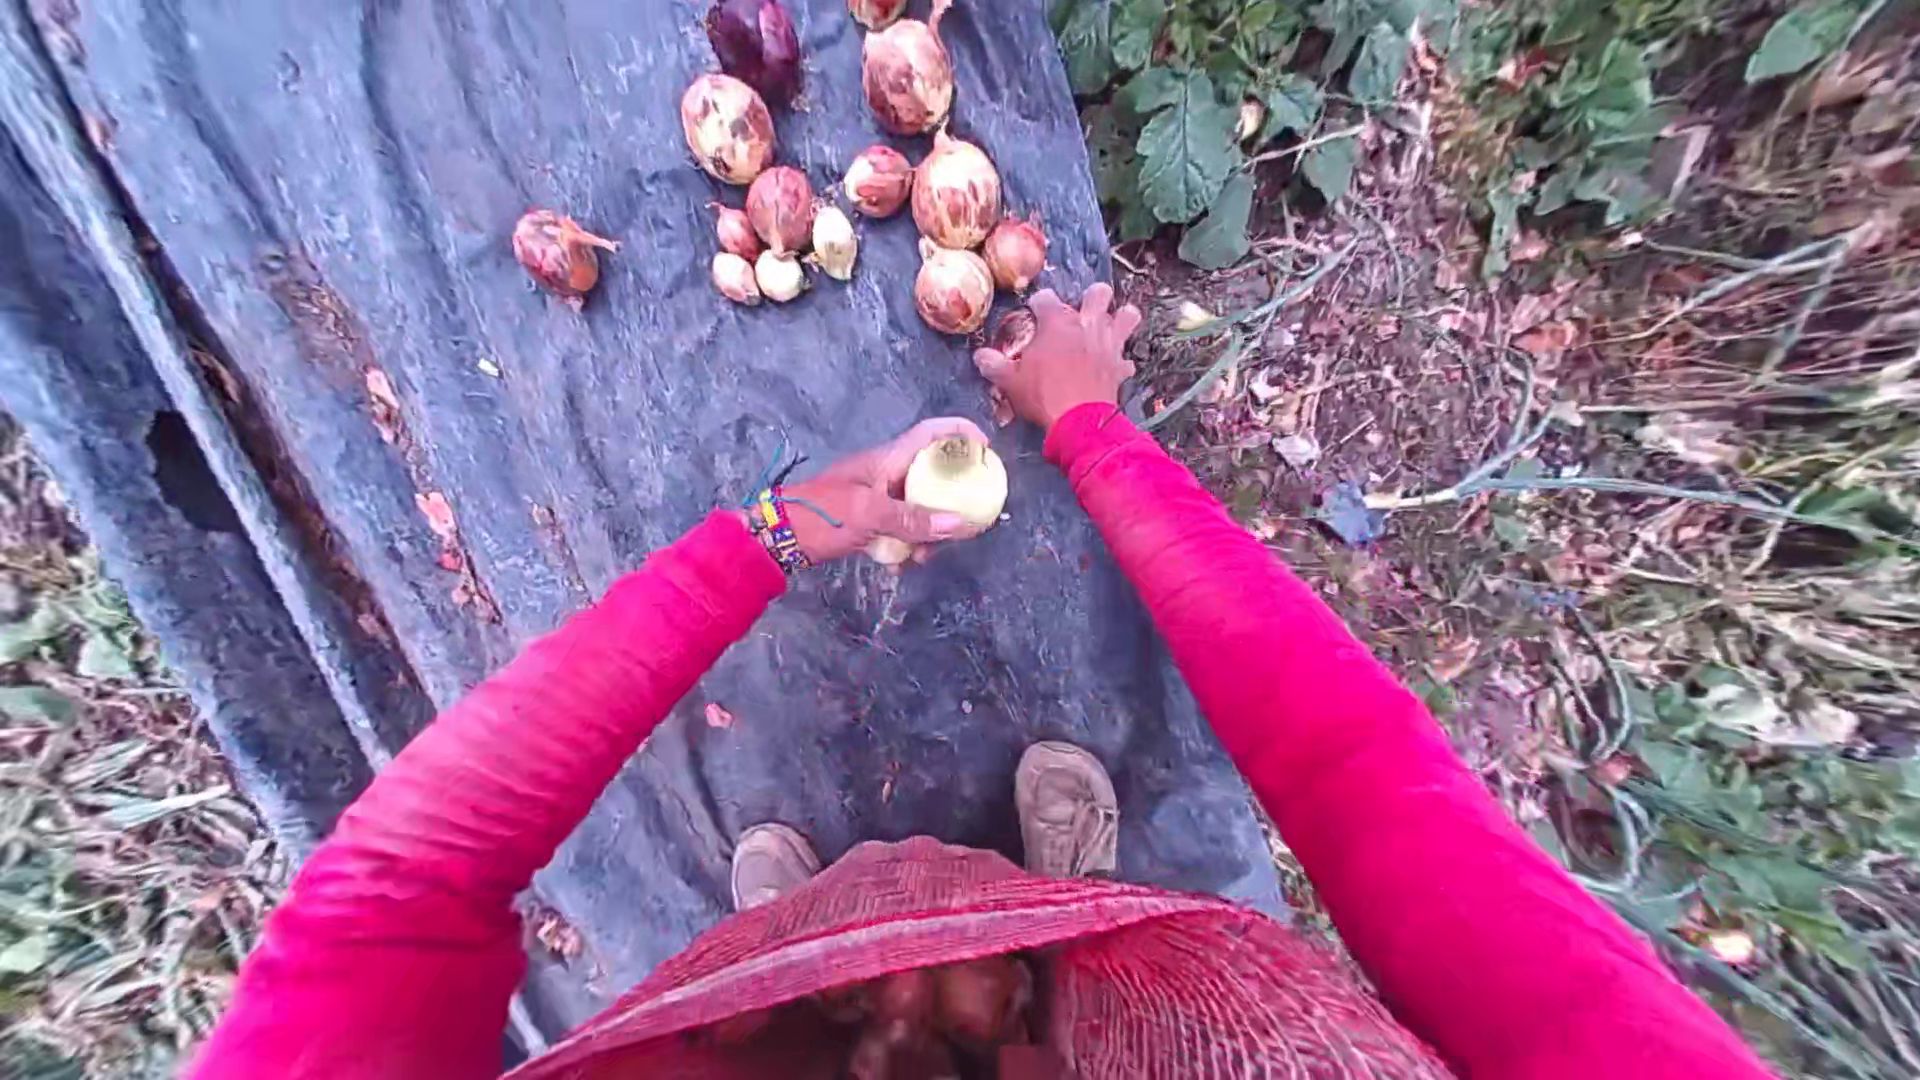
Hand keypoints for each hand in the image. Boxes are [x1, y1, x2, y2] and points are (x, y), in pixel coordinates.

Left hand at [776, 418, 991, 563]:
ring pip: (919, 507)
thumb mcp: (869, 516)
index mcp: (888, 459)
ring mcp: (880, 496)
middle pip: (933, 476)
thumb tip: (959, 524)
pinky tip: (897, 563)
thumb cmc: (821, 516)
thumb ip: (913, 520)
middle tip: (961, 526)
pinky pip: (901, 527)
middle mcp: (888, 473)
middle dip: (948, 502)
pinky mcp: (871, 518)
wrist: (779, 538)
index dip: (960, 433)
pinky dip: (905, 545)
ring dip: (926, 533)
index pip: (931, 432)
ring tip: (921, 557)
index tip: (986, 450)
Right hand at [972, 283, 1141, 430]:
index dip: (1039, 302)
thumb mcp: (1011, 382)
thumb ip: (996, 366)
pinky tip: (1114, 366)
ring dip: (1120, 318)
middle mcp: (1086, 326)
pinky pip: (1127, 359)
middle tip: (1083, 309)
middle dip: (1092, 297)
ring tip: (1111, 325)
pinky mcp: (1120, 367)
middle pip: (1098, 293)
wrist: (1078, 422)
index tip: (1035, 309)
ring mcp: (1108, 345)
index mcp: (1056, 324)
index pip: (1046, 298)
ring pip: (1127, 316)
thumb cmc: (1042, 396)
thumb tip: (980, 357)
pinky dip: (1121, 361)